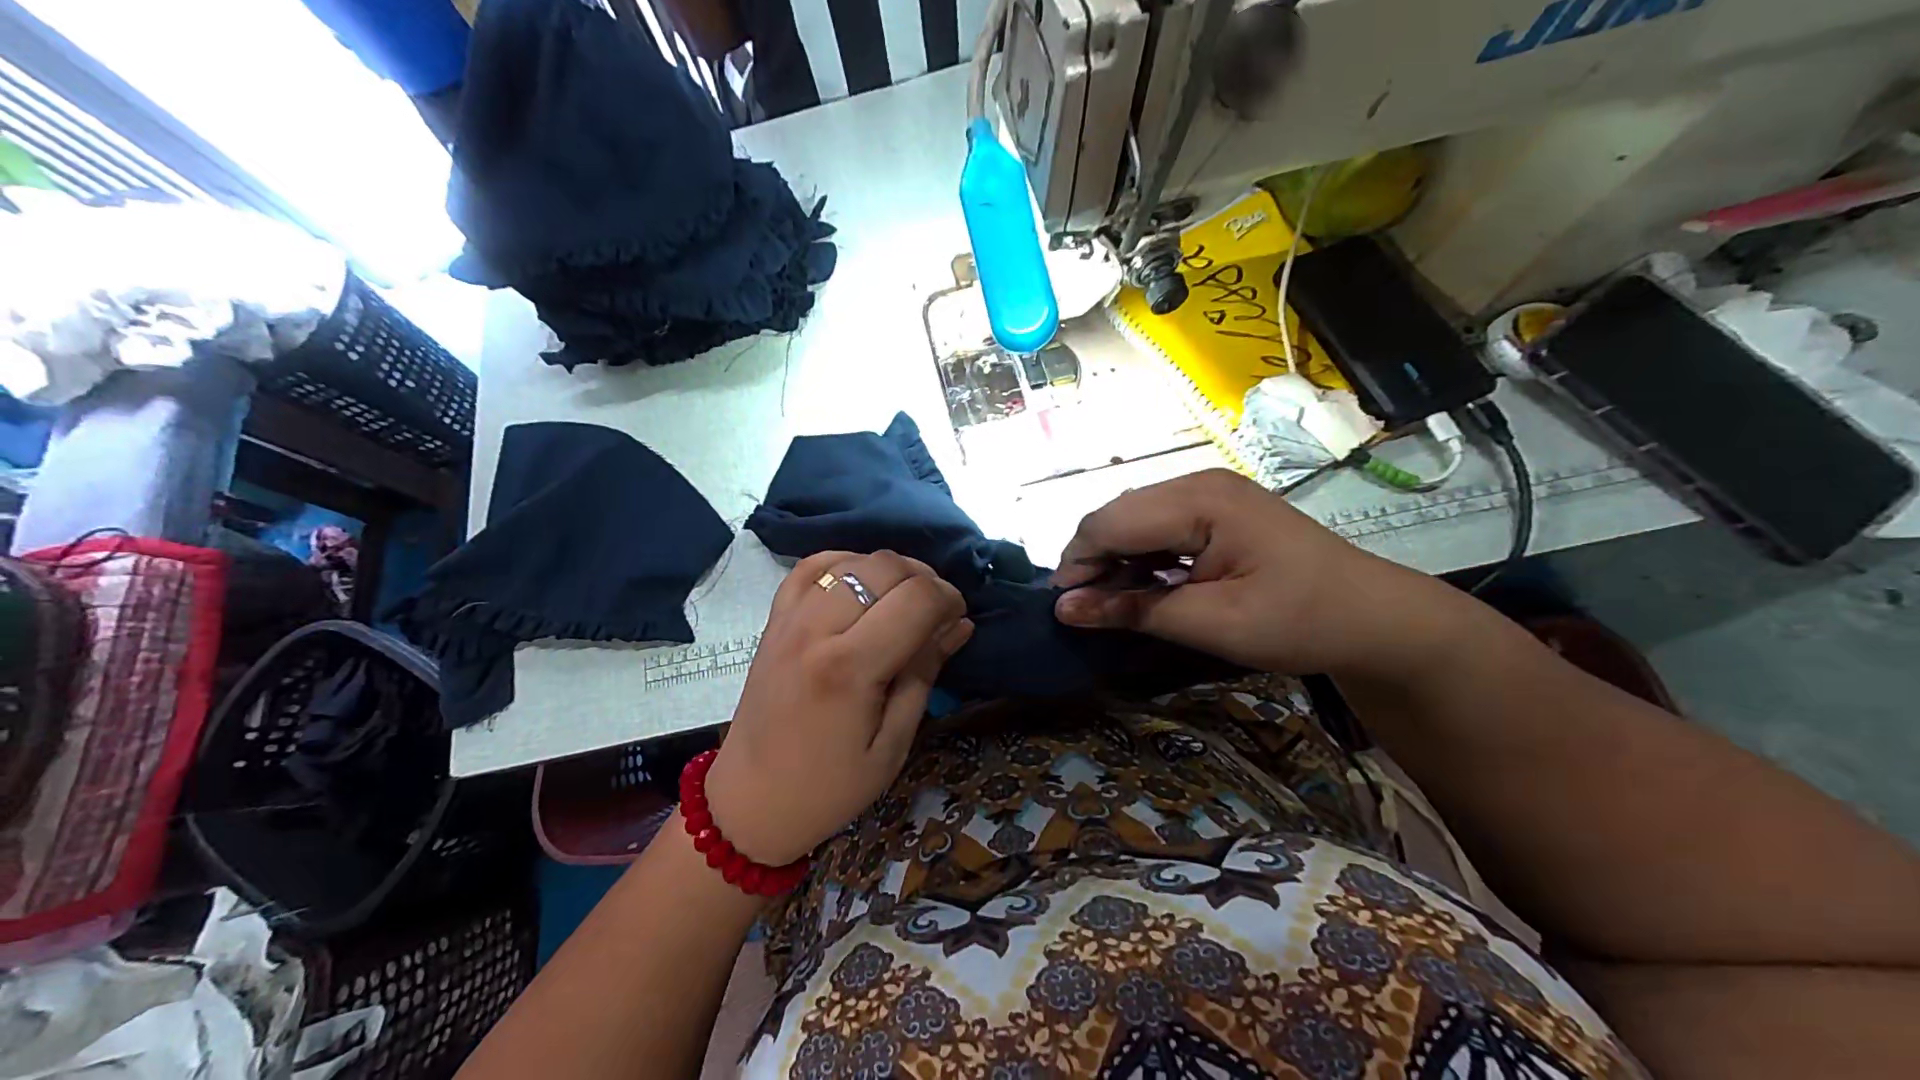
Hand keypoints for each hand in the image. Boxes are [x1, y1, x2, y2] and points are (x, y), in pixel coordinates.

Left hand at [705, 550, 972, 865]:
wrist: (750, 802)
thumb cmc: (828, 787)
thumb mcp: (892, 745)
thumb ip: (924, 675)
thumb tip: (958, 625)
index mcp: (850, 667)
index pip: (917, 598)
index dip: (949, 599)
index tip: (957, 620)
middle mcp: (816, 629)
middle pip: (886, 567)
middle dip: (924, 580)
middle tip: (935, 612)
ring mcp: (789, 620)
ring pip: (851, 561)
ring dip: (888, 571)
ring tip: (902, 600)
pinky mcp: (773, 621)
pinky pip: (809, 567)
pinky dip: (843, 562)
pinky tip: (861, 583)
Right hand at [1051, 469, 1450, 675]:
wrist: (1374, 618)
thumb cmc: (1299, 620)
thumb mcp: (1211, 623)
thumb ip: (1133, 610)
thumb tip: (1063, 609)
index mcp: (1200, 500)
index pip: (1109, 522)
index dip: (1076, 564)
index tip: (1061, 610)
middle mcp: (1198, 483)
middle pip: (1117, 515)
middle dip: (1091, 560)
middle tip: (1084, 611)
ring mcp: (1209, 494)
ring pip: (1133, 520)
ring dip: (1114, 560)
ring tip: (1110, 603)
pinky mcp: (1217, 511)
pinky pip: (1159, 526)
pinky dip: (1141, 557)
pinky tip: (1143, 586)